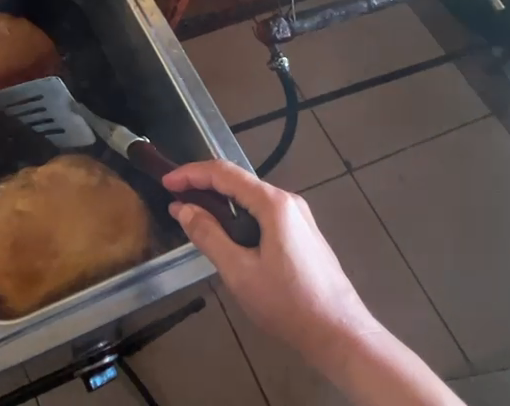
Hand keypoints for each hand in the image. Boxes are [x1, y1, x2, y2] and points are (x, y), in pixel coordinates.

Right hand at [163, 160, 379, 372]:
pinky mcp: (304, 235)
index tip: (166, 183)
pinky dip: (239, 217)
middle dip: (204, 187)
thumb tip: (183, 208)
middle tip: (176, 201)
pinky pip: (263, 214)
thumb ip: (208, 235)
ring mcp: (299, 218)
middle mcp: (288, 202)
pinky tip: (228, 237)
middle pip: (238, 182)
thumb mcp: (239, 272)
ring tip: (196, 219)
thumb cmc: (289, 304)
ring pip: (251, 199)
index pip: (223, 173)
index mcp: (273, 204)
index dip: (191, 174)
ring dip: (222, 203)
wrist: (343, 337)